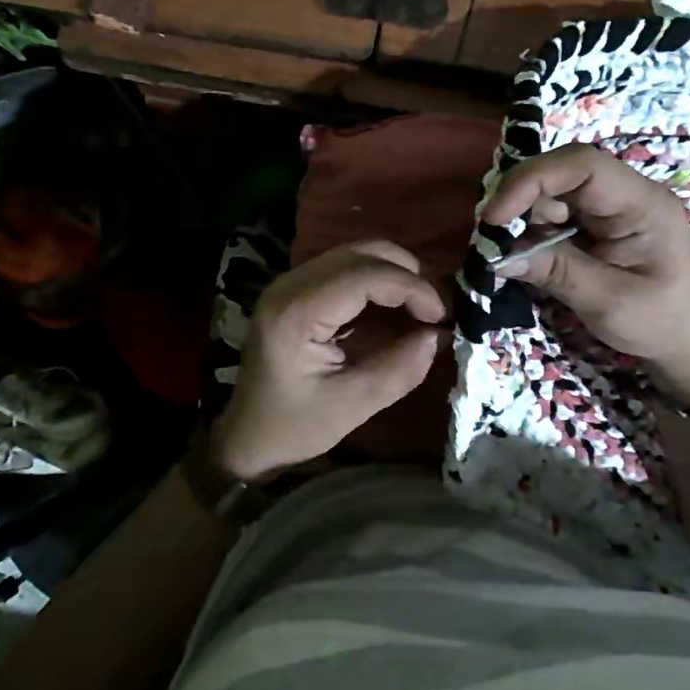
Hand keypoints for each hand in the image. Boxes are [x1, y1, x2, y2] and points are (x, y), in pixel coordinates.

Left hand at [213, 240, 446, 481]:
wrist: (246, 436)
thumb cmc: (292, 427)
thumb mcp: (351, 406)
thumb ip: (398, 369)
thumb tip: (439, 335)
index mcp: (296, 313)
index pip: (364, 275)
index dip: (411, 288)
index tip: (442, 316)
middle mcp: (289, 285)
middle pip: (361, 253)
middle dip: (407, 274)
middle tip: (435, 311)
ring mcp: (289, 283)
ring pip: (355, 253)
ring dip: (394, 273)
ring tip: (421, 308)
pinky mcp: (295, 290)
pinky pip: (344, 268)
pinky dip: (377, 279)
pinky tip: (396, 307)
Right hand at [482, 144, 689, 402]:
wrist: (688, 348)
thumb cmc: (661, 324)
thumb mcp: (608, 301)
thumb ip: (555, 271)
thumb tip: (498, 255)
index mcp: (641, 203)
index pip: (581, 165)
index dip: (531, 180)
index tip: (495, 216)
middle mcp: (623, 196)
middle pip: (558, 175)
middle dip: (519, 201)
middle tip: (491, 239)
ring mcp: (606, 210)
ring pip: (548, 195)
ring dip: (519, 221)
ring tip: (502, 254)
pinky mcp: (592, 228)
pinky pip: (551, 217)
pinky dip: (528, 234)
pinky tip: (518, 256)